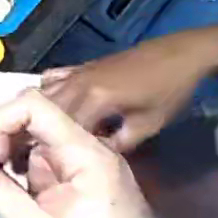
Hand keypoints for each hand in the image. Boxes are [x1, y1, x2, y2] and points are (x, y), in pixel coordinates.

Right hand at [0, 88, 201, 217]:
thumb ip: (2, 194)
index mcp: (85, 154)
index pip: (34, 104)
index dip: (2, 120)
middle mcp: (88, 147)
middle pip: (34, 115)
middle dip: (1, 135)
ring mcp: (87, 161)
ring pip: (35, 136)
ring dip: (10, 152)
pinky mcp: (83, 176)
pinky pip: (44, 156)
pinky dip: (22, 167)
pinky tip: (15, 191)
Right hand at [41, 33, 217, 151]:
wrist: (180, 54)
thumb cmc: (169, 90)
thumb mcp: (149, 124)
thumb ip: (119, 143)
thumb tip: (95, 155)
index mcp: (95, 99)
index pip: (63, 129)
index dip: (57, 147)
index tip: (53, 162)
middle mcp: (77, 85)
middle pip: (45, 112)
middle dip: (38, 132)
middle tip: (38, 152)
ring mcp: (75, 74)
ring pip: (42, 96)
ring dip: (38, 115)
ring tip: (37, 133)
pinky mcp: (78, 68)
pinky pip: (49, 80)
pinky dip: (43, 93)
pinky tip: (49, 105)